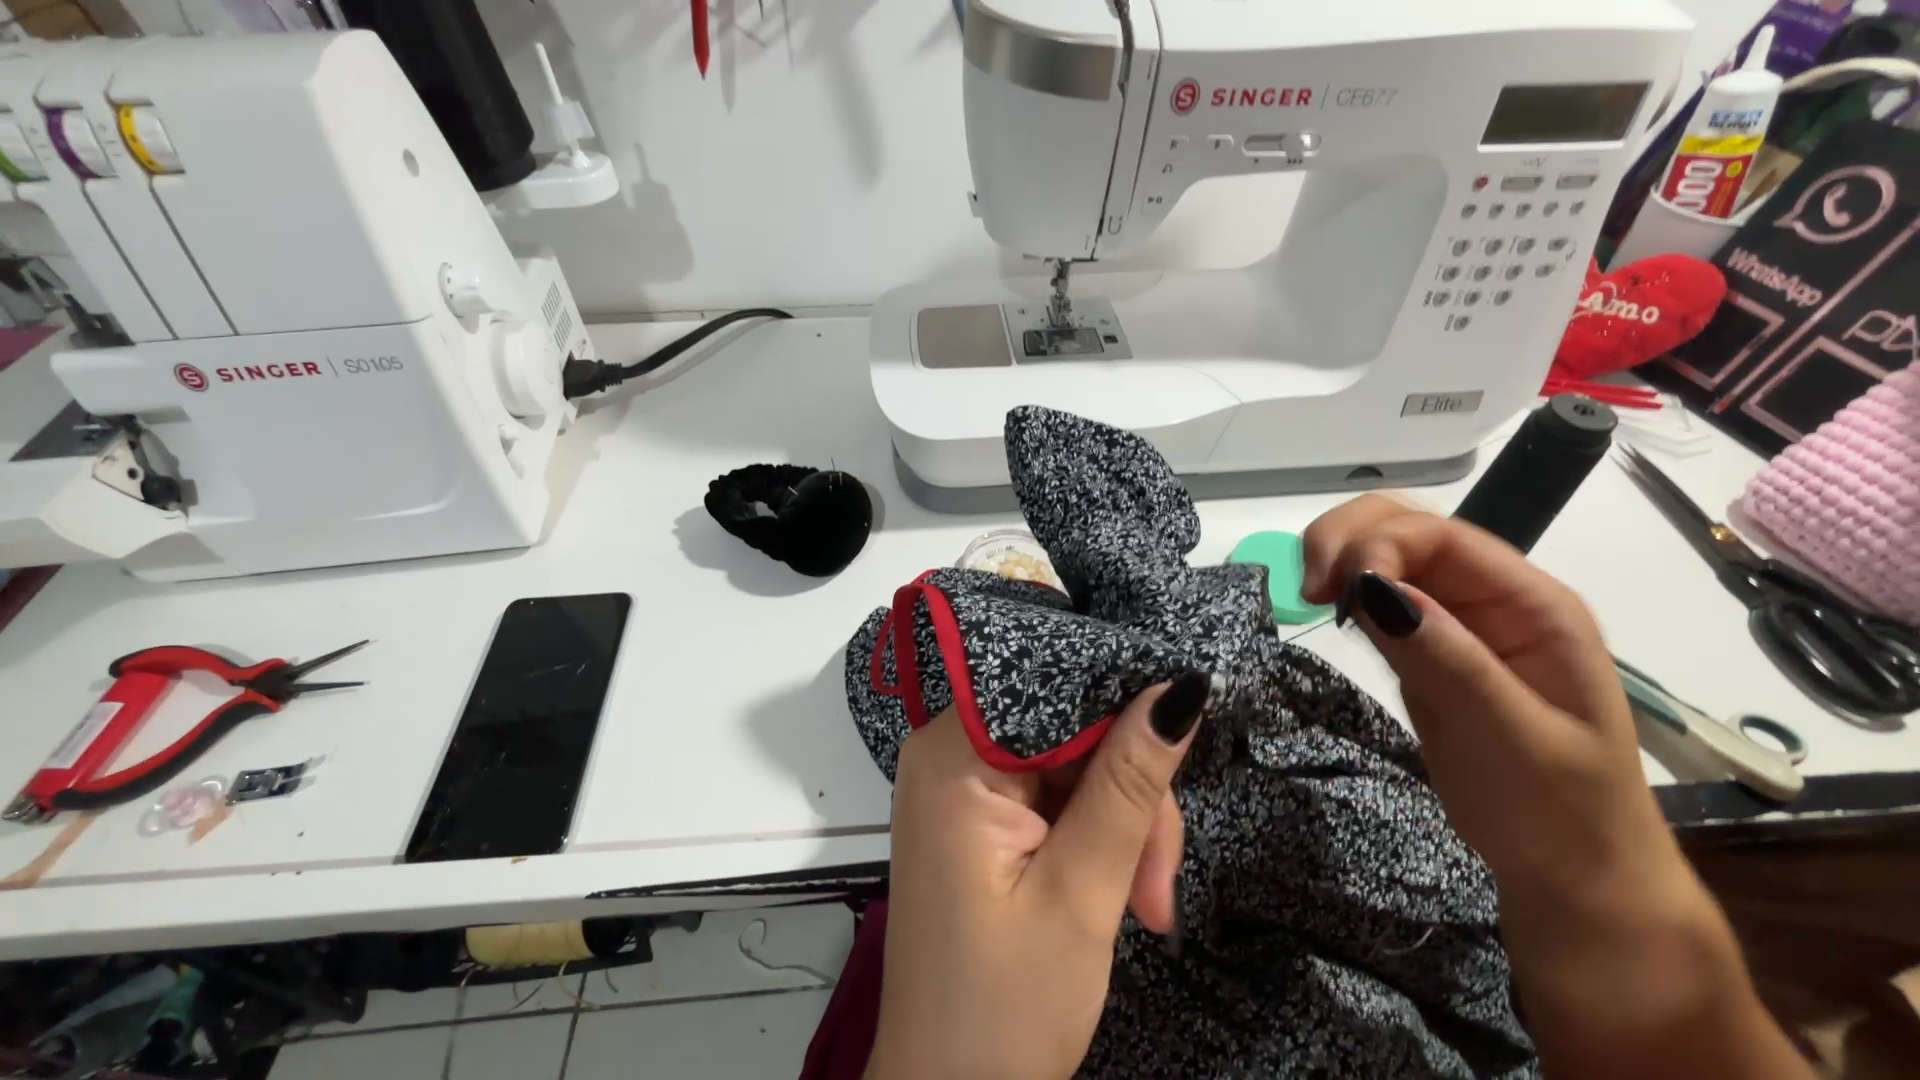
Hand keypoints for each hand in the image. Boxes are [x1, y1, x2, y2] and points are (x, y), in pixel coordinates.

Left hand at [866, 675, 1207, 1079]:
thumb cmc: (1000, 1010)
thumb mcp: (1079, 893)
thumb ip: (1128, 785)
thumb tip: (1177, 688)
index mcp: (953, 756)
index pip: (1054, 687)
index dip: (1124, 711)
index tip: (1176, 762)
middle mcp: (948, 755)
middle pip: (1070, 730)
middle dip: (1128, 795)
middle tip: (1158, 880)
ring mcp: (962, 789)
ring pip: (1074, 766)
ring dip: (1121, 827)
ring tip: (1144, 904)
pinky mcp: (979, 820)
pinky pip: (1054, 798)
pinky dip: (1095, 839)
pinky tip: (1119, 892)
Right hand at [1301, 495, 1809, 1079]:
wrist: (1574, 876)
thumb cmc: (1556, 811)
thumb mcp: (1505, 735)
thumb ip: (1444, 656)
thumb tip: (1373, 585)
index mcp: (1534, 606)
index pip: (1442, 536)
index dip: (1376, 543)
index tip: (1330, 589)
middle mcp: (1496, 599)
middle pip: (1410, 527)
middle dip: (1349, 539)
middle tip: (1310, 588)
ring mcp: (1461, 623)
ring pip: (1388, 556)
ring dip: (1341, 560)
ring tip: (1312, 598)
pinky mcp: (1429, 650)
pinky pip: (1382, 599)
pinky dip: (1348, 594)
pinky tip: (1330, 612)